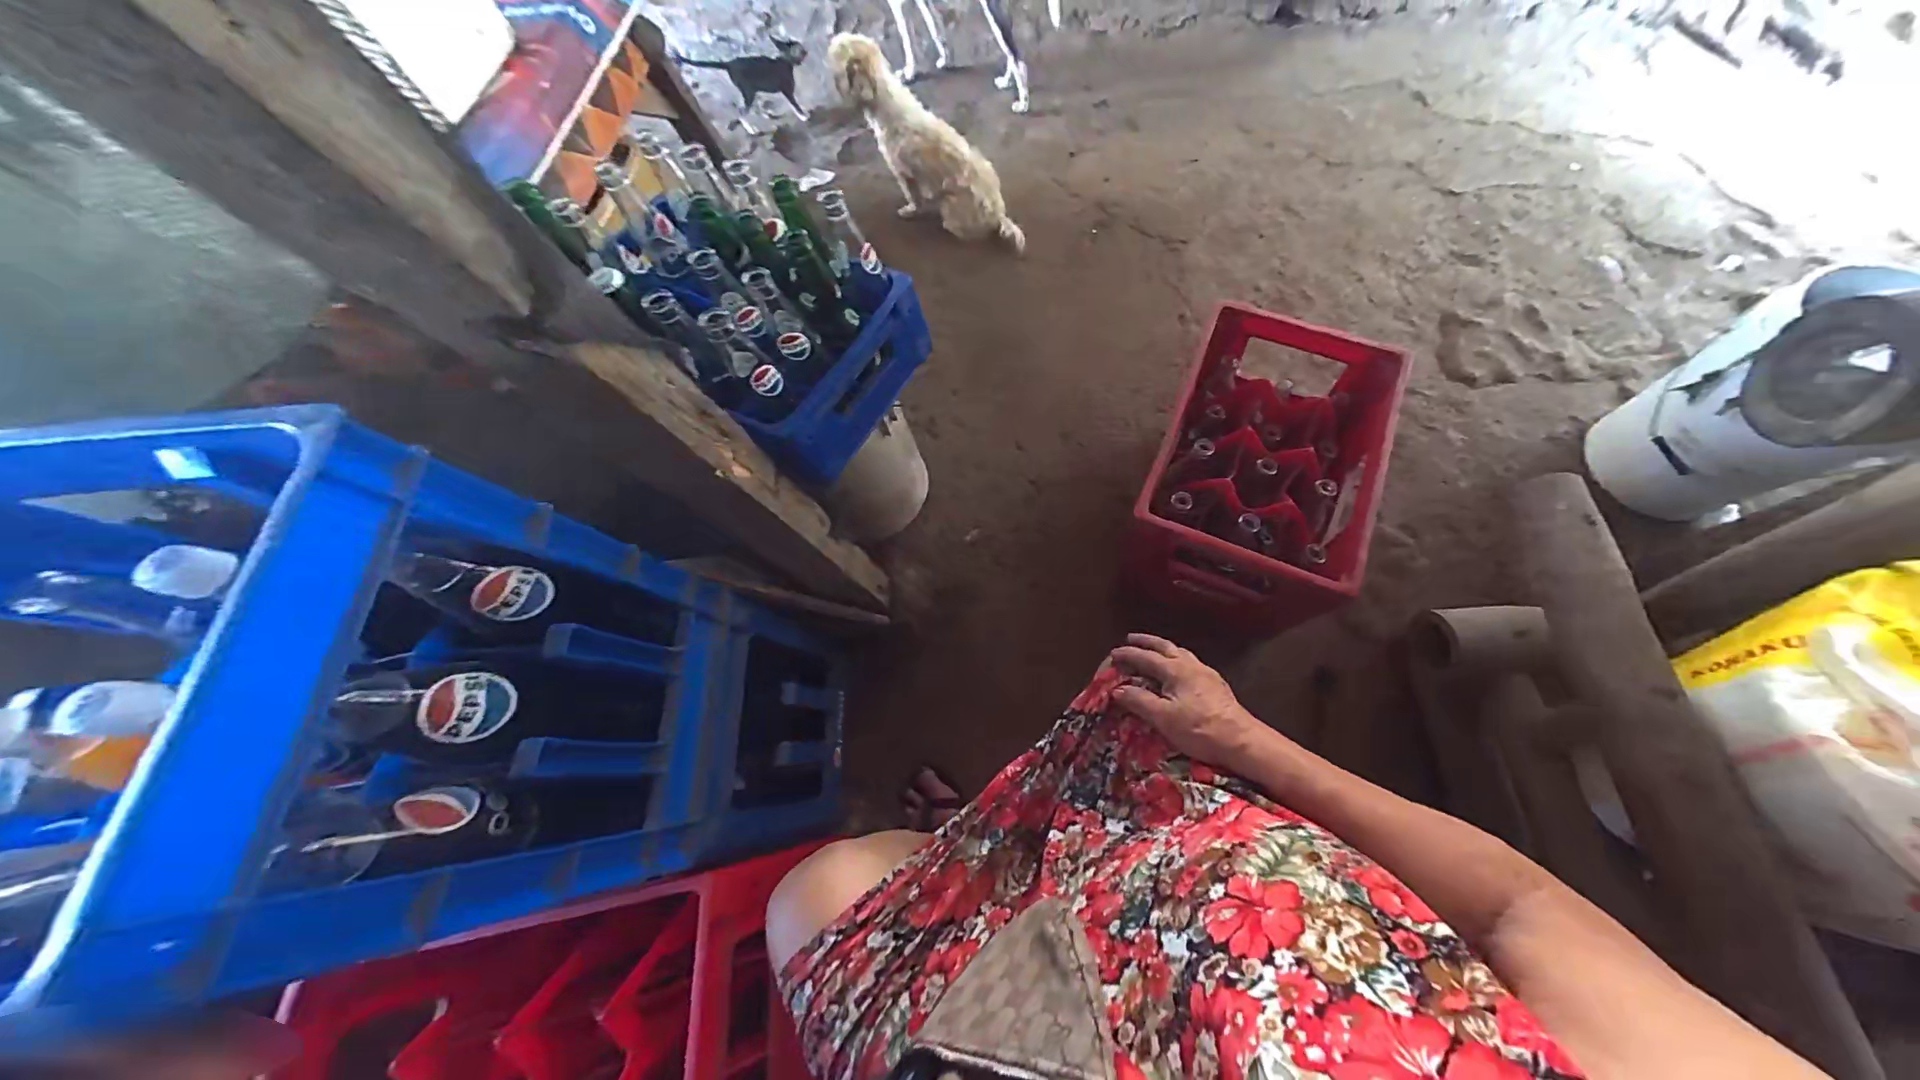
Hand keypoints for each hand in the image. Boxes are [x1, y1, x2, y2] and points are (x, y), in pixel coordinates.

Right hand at [1109, 633, 1270, 768]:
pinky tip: (1178, 670)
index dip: (1128, 654)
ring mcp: (1206, 674)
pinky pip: (1190, 662)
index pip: (1145, 657)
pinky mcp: (1216, 685)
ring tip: (1154, 650)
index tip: (1113, 653)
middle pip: (1165, 647)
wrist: (1241, 741)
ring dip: (1164, 648)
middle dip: (1146, 642)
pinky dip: (1177, 659)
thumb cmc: (1199, 729)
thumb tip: (1118, 689)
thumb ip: (1139, 701)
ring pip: (1180, 653)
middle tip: (1131, 638)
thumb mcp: (1163, 718)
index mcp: (1175, 670)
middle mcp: (1190, 665)